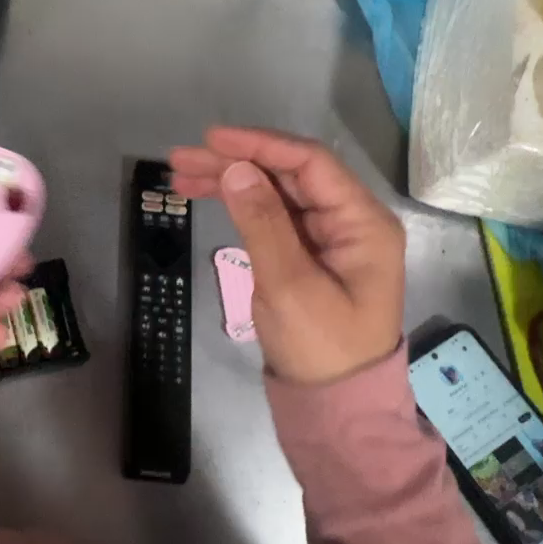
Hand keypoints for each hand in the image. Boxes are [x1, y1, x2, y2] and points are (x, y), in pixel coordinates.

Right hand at [169, 127, 404, 384]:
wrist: (333, 403)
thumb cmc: (320, 345)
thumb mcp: (290, 284)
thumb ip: (263, 222)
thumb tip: (236, 168)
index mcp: (361, 222)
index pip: (309, 164)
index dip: (259, 145)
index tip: (212, 140)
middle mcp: (348, 221)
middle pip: (288, 174)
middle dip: (235, 162)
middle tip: (180, 159)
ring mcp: (327, 237)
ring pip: (274, 192)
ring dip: (230, 181)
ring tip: (180, 175)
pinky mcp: (306, 254)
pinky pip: (270, 216)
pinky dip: (238, 205)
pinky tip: (206, 196)